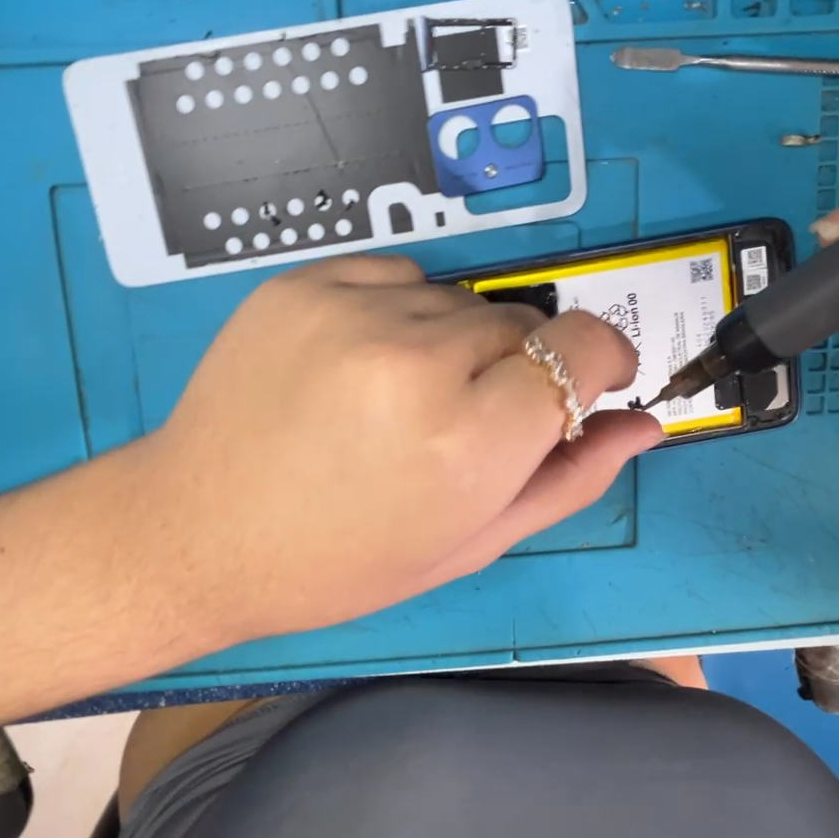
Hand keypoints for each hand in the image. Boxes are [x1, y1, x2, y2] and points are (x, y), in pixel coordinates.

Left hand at [130, 255, 661, 641]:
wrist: (196, 530)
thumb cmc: (338, 561)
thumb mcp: (466, 543)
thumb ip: (568, 479)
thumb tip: (642, 424)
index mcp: (466, 442)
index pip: (584, 349)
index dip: (596, 366)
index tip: (578, 389)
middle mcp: (414, 361)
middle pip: (523, 323)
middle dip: (516, 368)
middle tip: (460, 423)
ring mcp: (351, 312)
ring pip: (462, 299)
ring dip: (456, 342)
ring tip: (398, 400)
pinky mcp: (303, 283)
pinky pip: (399, 276)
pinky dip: (401, 312)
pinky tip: (362, 364)